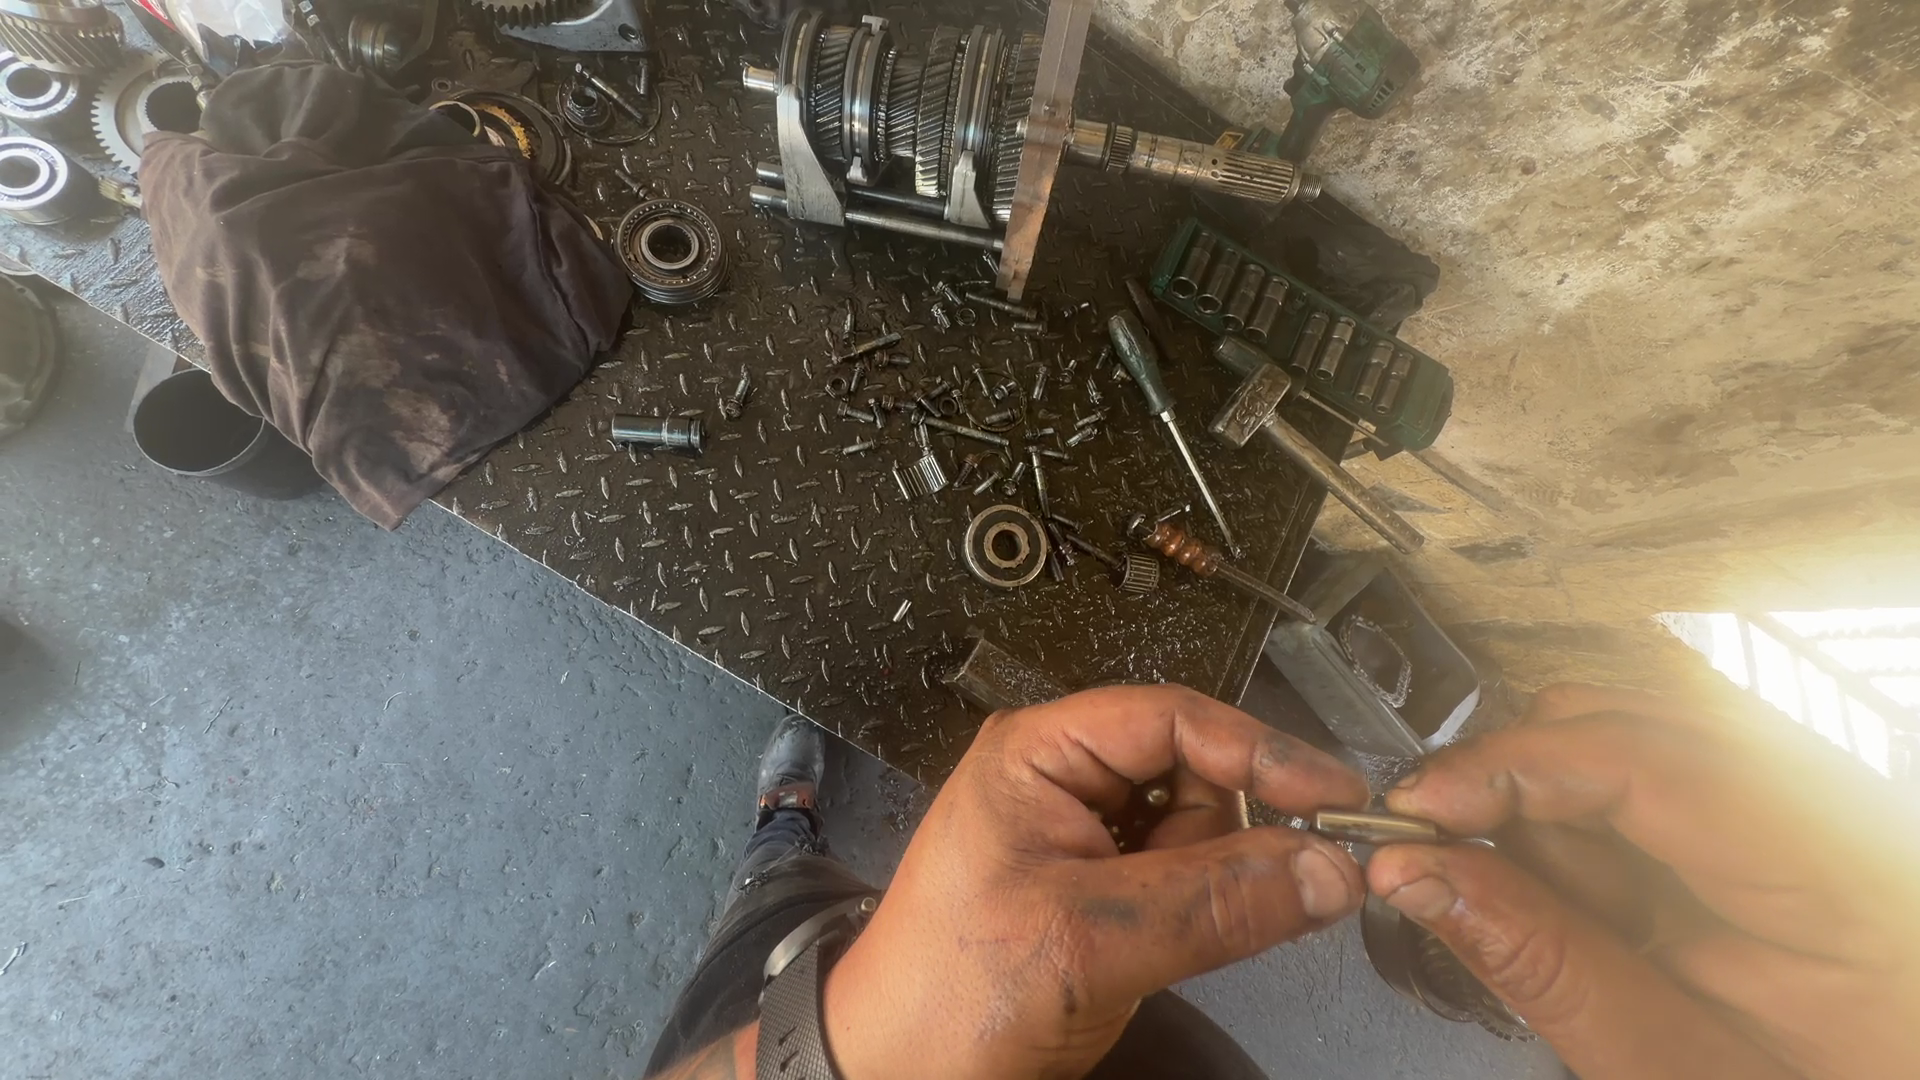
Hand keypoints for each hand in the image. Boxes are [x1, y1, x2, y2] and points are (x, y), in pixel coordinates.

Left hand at [822, 684, 1369, 1079]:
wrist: (902, 1068)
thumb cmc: (962, 988)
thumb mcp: (1088, 939)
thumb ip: (1215, 901)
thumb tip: (1331, 870)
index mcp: (1041, 749)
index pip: (1168, 717)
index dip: (1257, 749)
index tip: (1336, 797)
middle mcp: (1063, 769)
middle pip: (1188, 764)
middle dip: (1225, 828)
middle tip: (1224, 893)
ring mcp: (1081, 822)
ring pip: (1192, 821)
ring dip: (1206, 873)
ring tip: (1147, 932)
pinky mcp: (1097, 873)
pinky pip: (1178, 865)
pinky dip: (1196, 898)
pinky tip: (1152, 938)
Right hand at [1368, 684, 1919, 1079]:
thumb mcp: (1673, 1075)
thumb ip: (1541, 964)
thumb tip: (1410, 867)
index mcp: (1863, 893)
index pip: (1653, 760)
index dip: (1511, 764)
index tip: (1418, 807)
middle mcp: (1843, 824)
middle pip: (1619, 726)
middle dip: (1510, 785)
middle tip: (1451, 853)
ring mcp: (1800, 812)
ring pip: (1604, 742)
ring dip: (1537, 815)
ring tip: (1558, 911)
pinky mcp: (1756, 819)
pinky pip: (1620, 778)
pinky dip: (1566, 830)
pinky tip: (1590, 899)